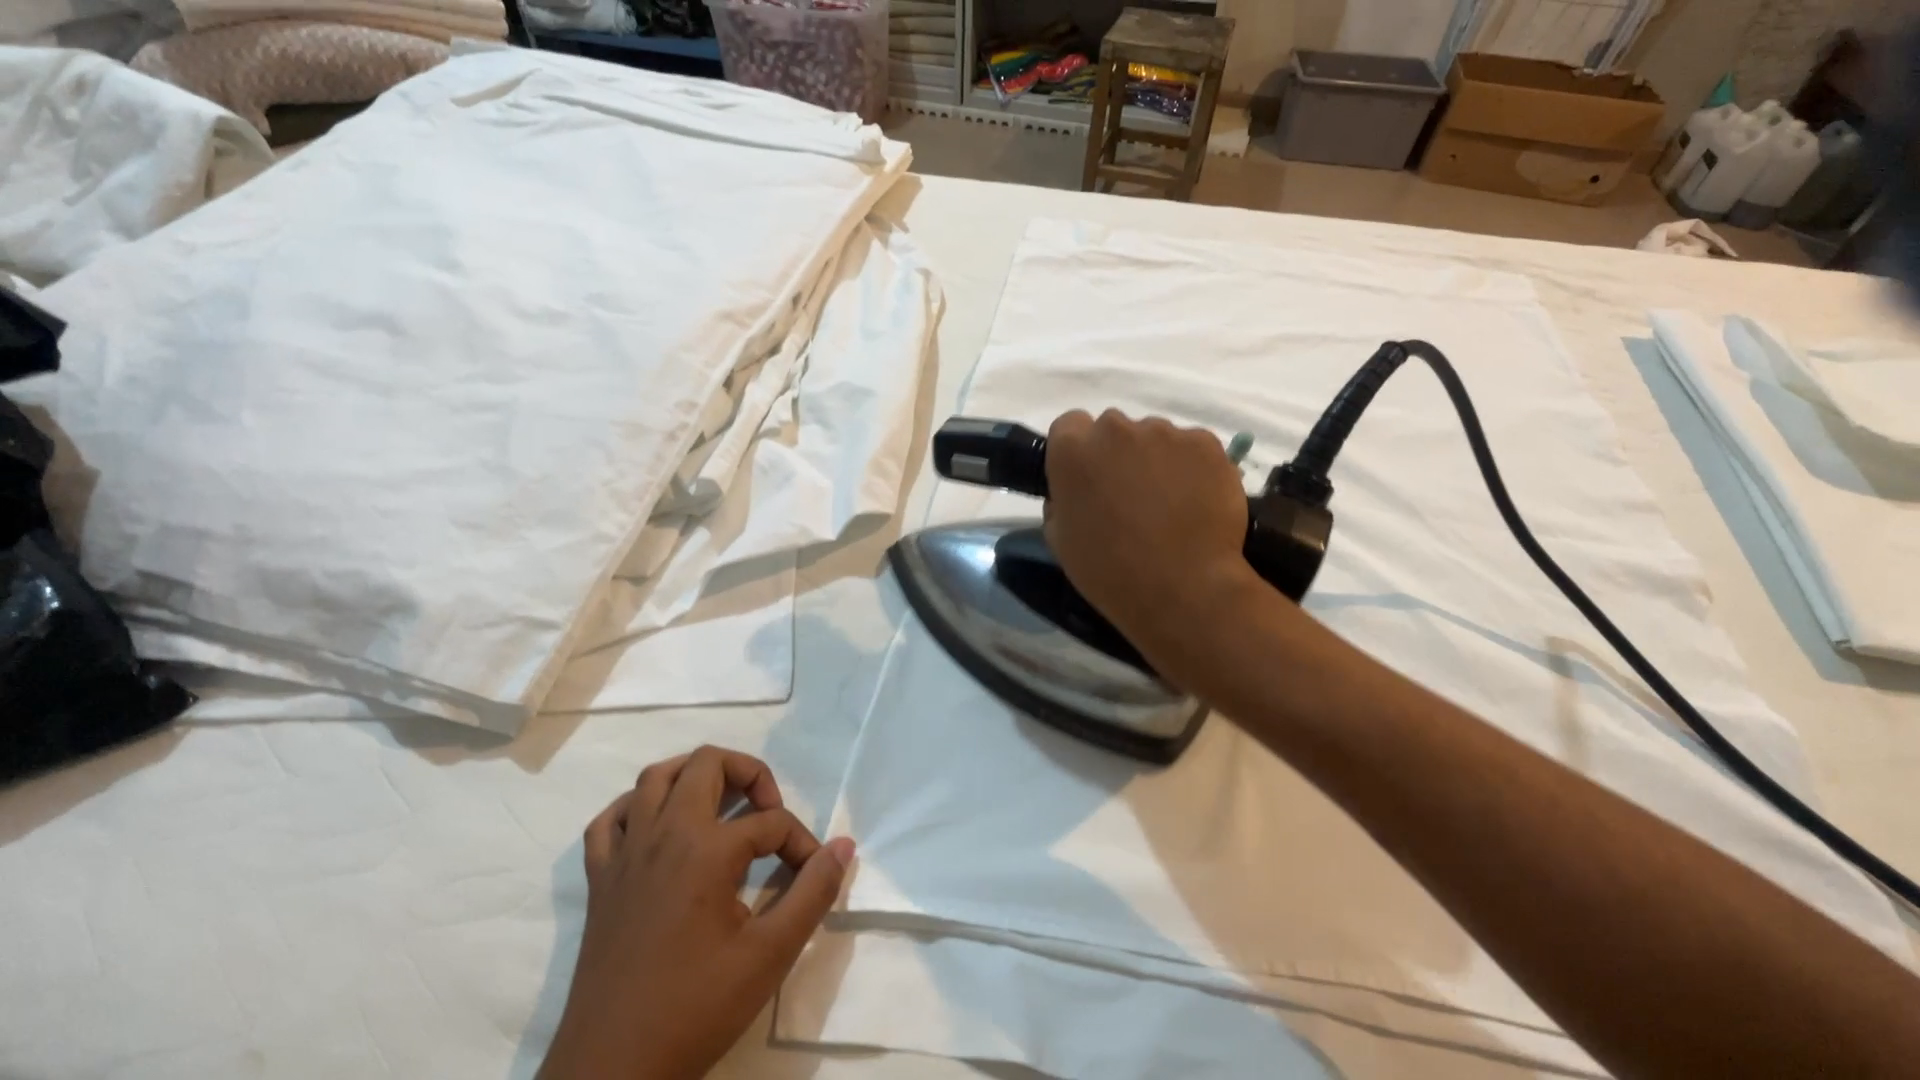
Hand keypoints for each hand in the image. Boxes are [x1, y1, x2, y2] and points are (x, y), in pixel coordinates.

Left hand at [540, 747, 852, 1079]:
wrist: (615, 1064)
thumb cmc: (697, 1007)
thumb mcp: (770, 954)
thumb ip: (812, 892)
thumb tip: (844, 846)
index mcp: (705, 849)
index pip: (769, 823)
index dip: (802, 845)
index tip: (813, 878)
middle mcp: (662, 834)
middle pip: (706, 763)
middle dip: (749, 775)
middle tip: (768, 813)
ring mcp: (625, 853)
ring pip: (654, 778)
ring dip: (693, 776)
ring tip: (722, 804)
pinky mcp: (600, 879)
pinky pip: (610, 819)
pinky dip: (637, 808)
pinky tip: (659, 828)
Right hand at [1044, 409, 1253, 662]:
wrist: (1182, 586)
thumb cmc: (1109, 570)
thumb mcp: (1060, 540)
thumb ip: (1062, 502)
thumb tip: (1076, 493)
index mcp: (1072, 450)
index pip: (1069, 426)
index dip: (1078, 453)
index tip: (1088, 480)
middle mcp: (1116, 428)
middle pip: (1113, 429)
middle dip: (1118, 454)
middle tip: (1129, 496)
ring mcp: (1165, 433)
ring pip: (1156, 438)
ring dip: (1157, 461)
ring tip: (1169, 504)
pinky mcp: (1207, 444)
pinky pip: (1193, 449)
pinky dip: (1193, 468)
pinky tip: (1197, 502)